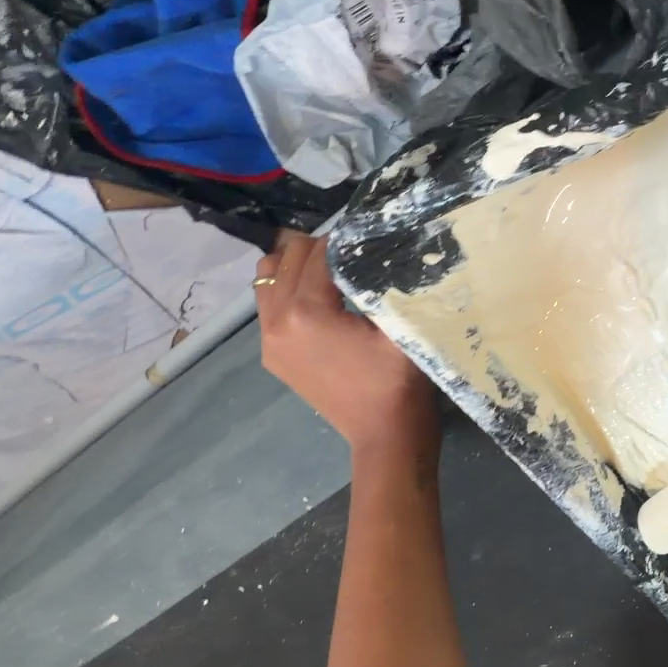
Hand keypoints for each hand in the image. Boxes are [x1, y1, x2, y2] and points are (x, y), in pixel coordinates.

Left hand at [256, 232, 437, 455]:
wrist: (385, 434)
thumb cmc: (399, 380)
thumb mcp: (400, 327)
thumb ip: (382, 285)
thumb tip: (379, 250)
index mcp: (307, 312)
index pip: (319, 254)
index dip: (346, 238)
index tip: (369, 232)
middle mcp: (276, 321)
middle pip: (286, 259)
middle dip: (320, 249)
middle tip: (356, 250)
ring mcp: (268, 341)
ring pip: (267, 279)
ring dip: (298, 268)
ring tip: (334, 272)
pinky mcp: (273, 356)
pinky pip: (269, 306)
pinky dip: (290, 291)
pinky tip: (324, 301)